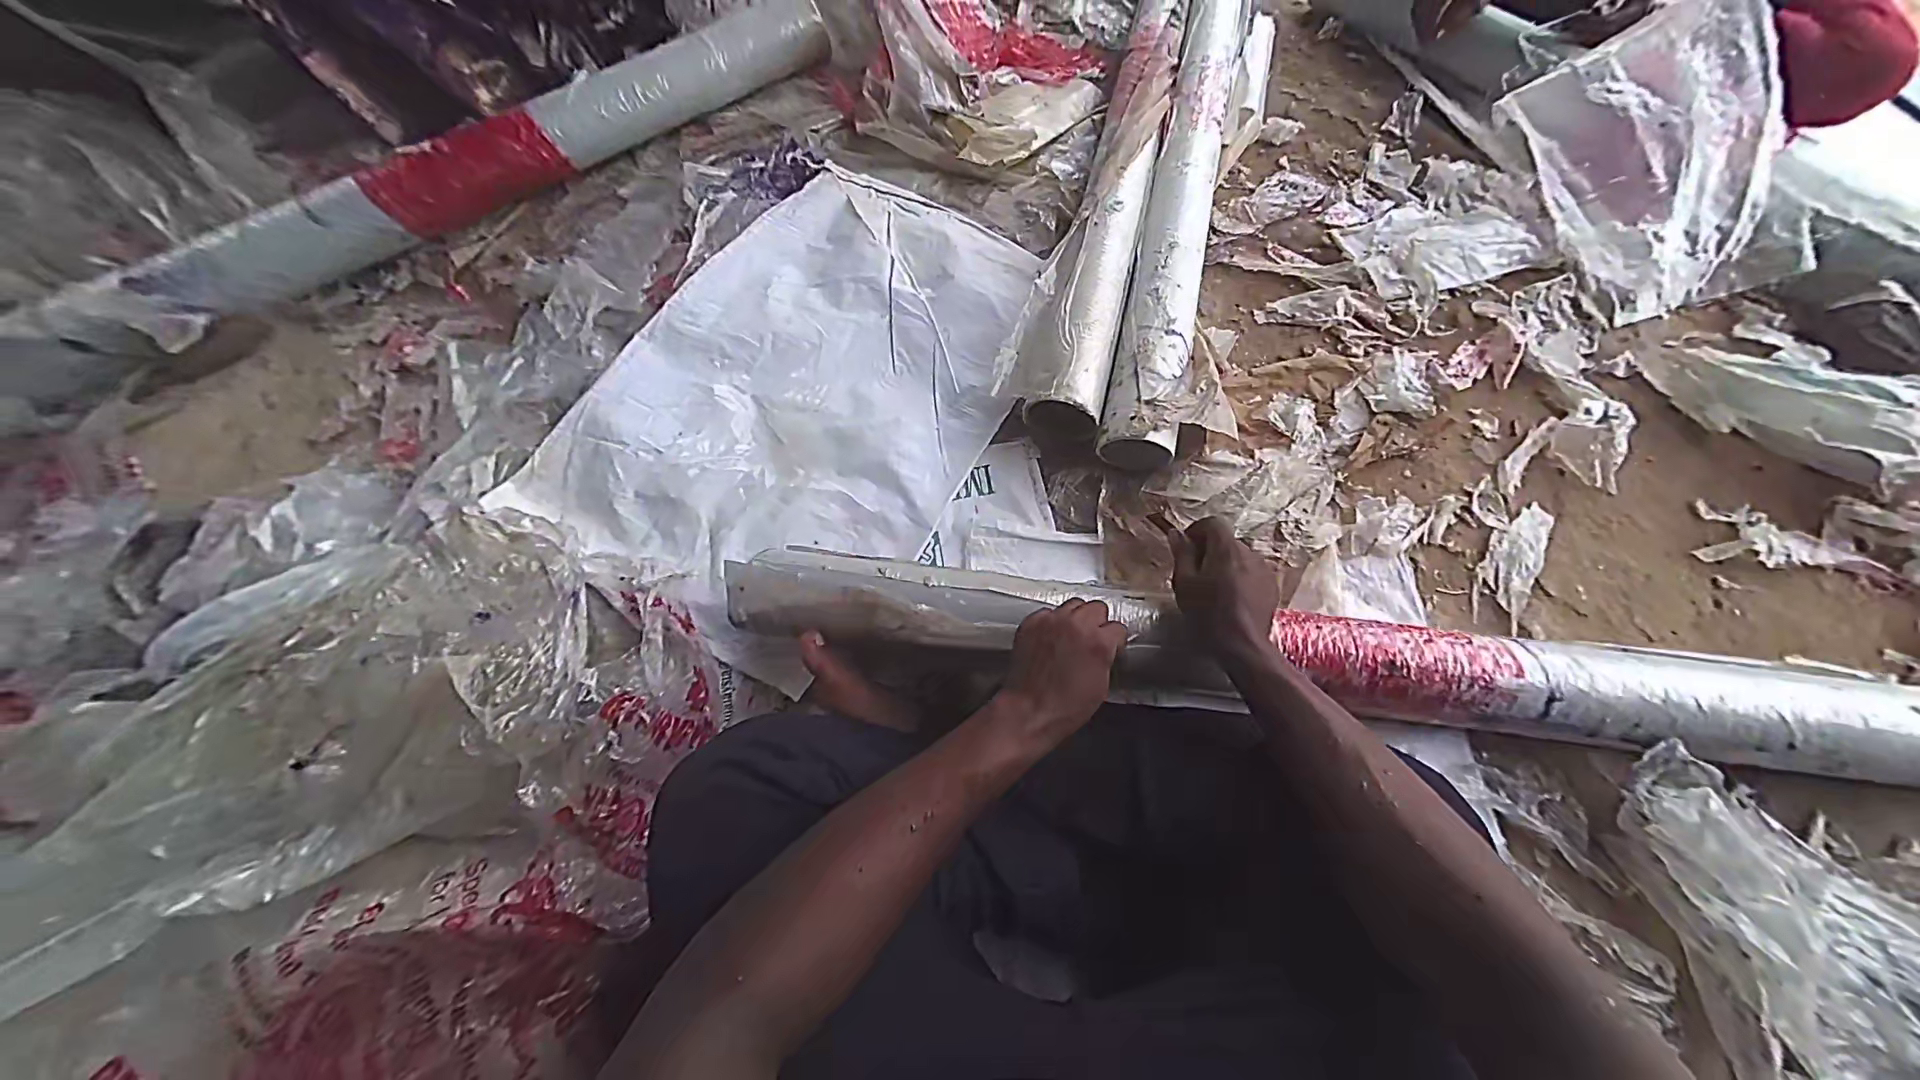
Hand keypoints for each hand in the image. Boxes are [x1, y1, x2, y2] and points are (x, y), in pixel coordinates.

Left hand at [995, 599, 1127, 742]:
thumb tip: (1106, 648)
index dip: (1115, 639)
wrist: (1029, 710)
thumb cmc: (1065, 706)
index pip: (1117, 627)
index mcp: (1098, 641)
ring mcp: (1051, 621)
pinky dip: (1052, 622)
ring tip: (1071, 635)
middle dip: (1098, 622)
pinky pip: (1048, 613)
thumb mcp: (1101, 684)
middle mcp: (1075, 624)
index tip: (1111, 645)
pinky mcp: (1031, 623)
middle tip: (1092, 638)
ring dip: (1076, 617)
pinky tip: (1051, 639)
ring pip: (1073, 604)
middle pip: (1096, 607)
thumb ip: (1106, 657)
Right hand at [1167, 517, 1279, 652]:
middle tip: (1195, 572)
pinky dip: (1239, 577)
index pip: (1213, 523)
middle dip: (1210, 550)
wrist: (1242, 644)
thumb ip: (1182, 554)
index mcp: (1226, 549)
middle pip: (1226, 540)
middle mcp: (1249, 553)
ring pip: (1239, 557)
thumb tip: (1176, 534)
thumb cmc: (1207, 613)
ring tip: (1213, 588)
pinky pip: (1251, 572)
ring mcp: (1263, 569)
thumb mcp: (1184, 583)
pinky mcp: (1271, 586)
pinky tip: (1230, 598)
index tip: (1186, 547)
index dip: (1196, 531)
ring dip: (1225, 564)